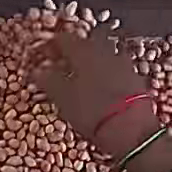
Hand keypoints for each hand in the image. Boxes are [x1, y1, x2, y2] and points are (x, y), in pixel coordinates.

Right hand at [27, 30, 163, 161]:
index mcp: (85, 52)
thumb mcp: (63, 98)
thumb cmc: (92, 112)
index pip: (64, 39)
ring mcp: (123, 65)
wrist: (133, 131)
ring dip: (88, 63)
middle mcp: (105, 52)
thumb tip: (37, 71)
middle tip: (58, 64)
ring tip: (77, 77)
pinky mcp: (135, 80)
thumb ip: (49, 81)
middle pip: (84, 45)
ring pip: (100, 57)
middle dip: (70, 53)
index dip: (51, 44)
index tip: (41, 52)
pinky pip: (114, 69)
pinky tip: (98, 87)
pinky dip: (103, 74)